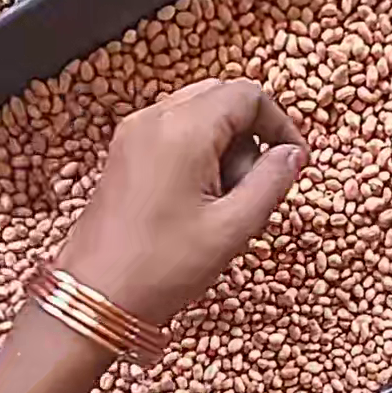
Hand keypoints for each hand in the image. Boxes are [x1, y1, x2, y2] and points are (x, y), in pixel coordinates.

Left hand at [56, 78, 306, 323]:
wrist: (96, 297)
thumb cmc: (162, 267)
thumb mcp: (232, 228)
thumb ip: (271, 183)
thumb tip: (293, 154)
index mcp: (183, 130)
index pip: (247, 95)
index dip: (281, 124)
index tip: (295, 161)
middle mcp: (153, 120)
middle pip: (221, 99)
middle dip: (250, 136)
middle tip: (256, 186)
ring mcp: (133, 136)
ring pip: (198, 117)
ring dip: (225, 149)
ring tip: (223, 205)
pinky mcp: (124, 156)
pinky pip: (173, 136)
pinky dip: (198, 157)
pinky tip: (199, 204)